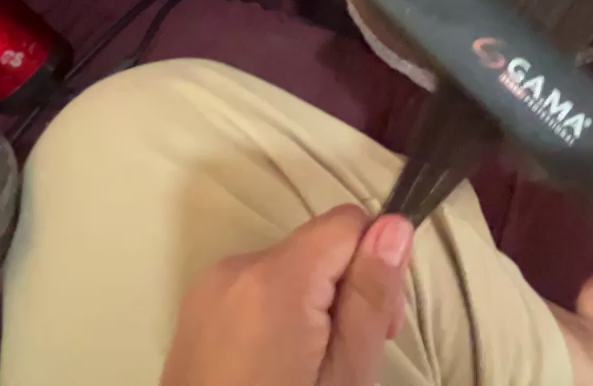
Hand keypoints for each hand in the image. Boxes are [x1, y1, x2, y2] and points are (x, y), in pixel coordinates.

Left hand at [161, 205, 414, 385]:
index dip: (375, 263)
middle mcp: (236, 266)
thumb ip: (369, 298)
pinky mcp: (195, 309)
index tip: (381, 324)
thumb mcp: (343, 377)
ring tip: (312, 370)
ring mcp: (209, 287)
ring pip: (290, 266)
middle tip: (350, 359)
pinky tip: (279, 366)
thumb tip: (396, 224)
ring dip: (314, 303)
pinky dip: (280, 313)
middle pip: (318, 245)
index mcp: (274, 279)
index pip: (347, 222)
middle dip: (346, 289)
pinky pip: (257, 286)